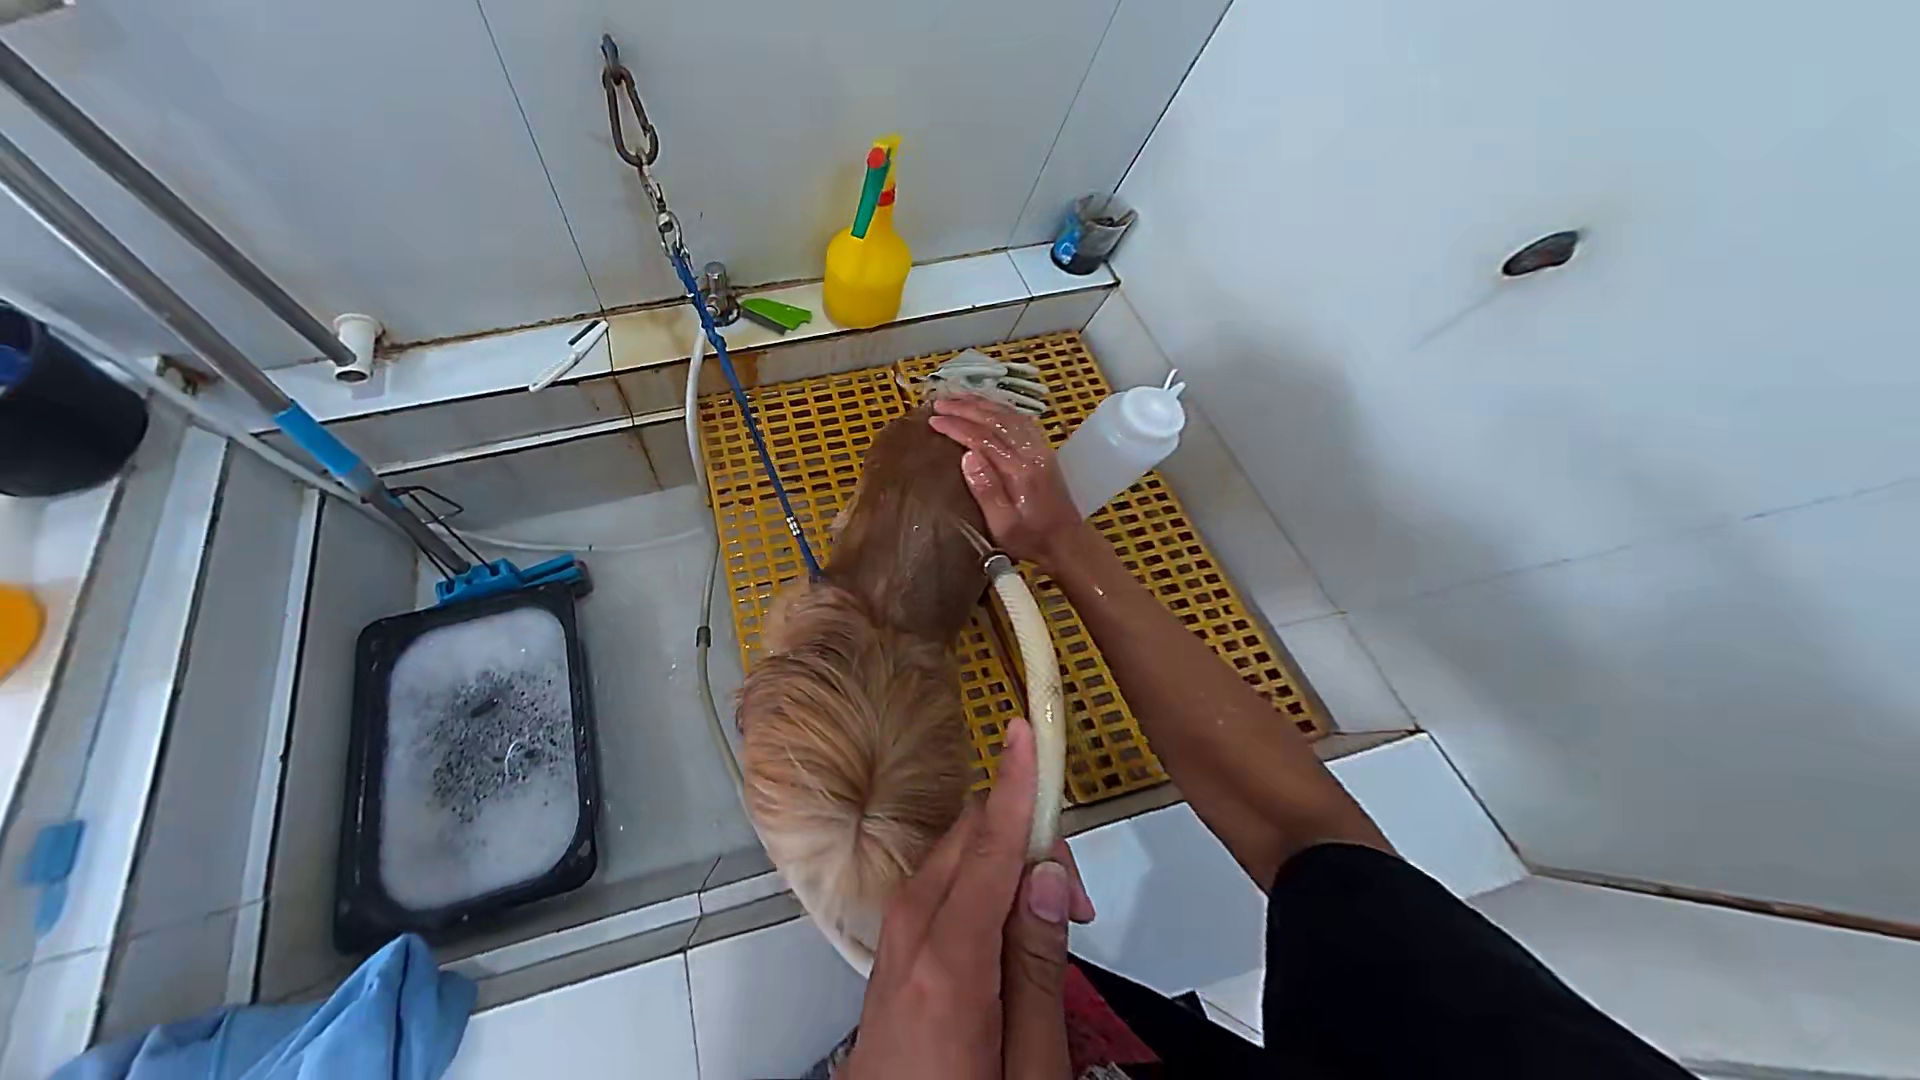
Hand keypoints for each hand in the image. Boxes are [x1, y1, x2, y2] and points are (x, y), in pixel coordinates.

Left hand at [842, 718, 1093, 1079]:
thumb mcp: (1030, 1062)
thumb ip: (1038, 960)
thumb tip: (1046, 874)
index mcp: (949, 961)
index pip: (992, 846)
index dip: (1016, 782)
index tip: (1026, 733)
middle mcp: (912, 927)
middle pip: (978, 834)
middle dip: (1031, 839)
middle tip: (1071, 896)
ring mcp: (898, 925)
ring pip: (964, 849)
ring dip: (1011, 860)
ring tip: (1047, 921)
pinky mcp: (897, 930)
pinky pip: (947, 874)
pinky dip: (986, 877)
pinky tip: (1010, 921)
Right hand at [929, 395, 1088, 567]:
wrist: (1066, 542)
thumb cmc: (1030, 539)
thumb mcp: (1002, 525)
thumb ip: (986, 490)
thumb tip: (967, 456)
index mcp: (1020, 471)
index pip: (983, 438)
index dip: (957, 426)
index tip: (933, 421)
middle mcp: (1032, 453)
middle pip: (997, 419)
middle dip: (965, 408)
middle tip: (938, 404)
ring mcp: (1040, 449)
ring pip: (1009, 415)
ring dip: (982, 404)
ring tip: (956, 399)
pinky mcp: (1043, 451)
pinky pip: (1020, 420)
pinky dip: (1000, 409)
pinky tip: (987, 407)